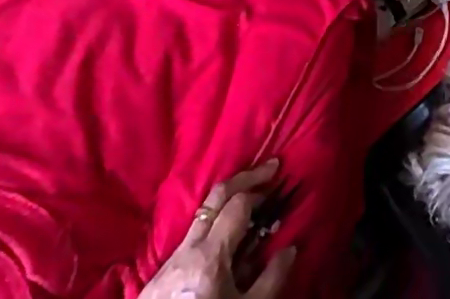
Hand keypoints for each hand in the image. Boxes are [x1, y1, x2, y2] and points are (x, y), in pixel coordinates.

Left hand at [140, 160, 295, 298]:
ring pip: (200, 214)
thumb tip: (290, 248)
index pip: (238, 204)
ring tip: (249, 197)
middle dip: (244, 177)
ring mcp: (170, 259)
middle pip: (215, 196)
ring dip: (226, 199)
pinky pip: (191, 235)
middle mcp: (188, 248)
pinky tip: (224, 234)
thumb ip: (271, 281)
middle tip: (267, 169)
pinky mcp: (159, 274)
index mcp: (211, 256)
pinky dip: (212, 223)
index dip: (259, 187)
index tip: (278, 177)